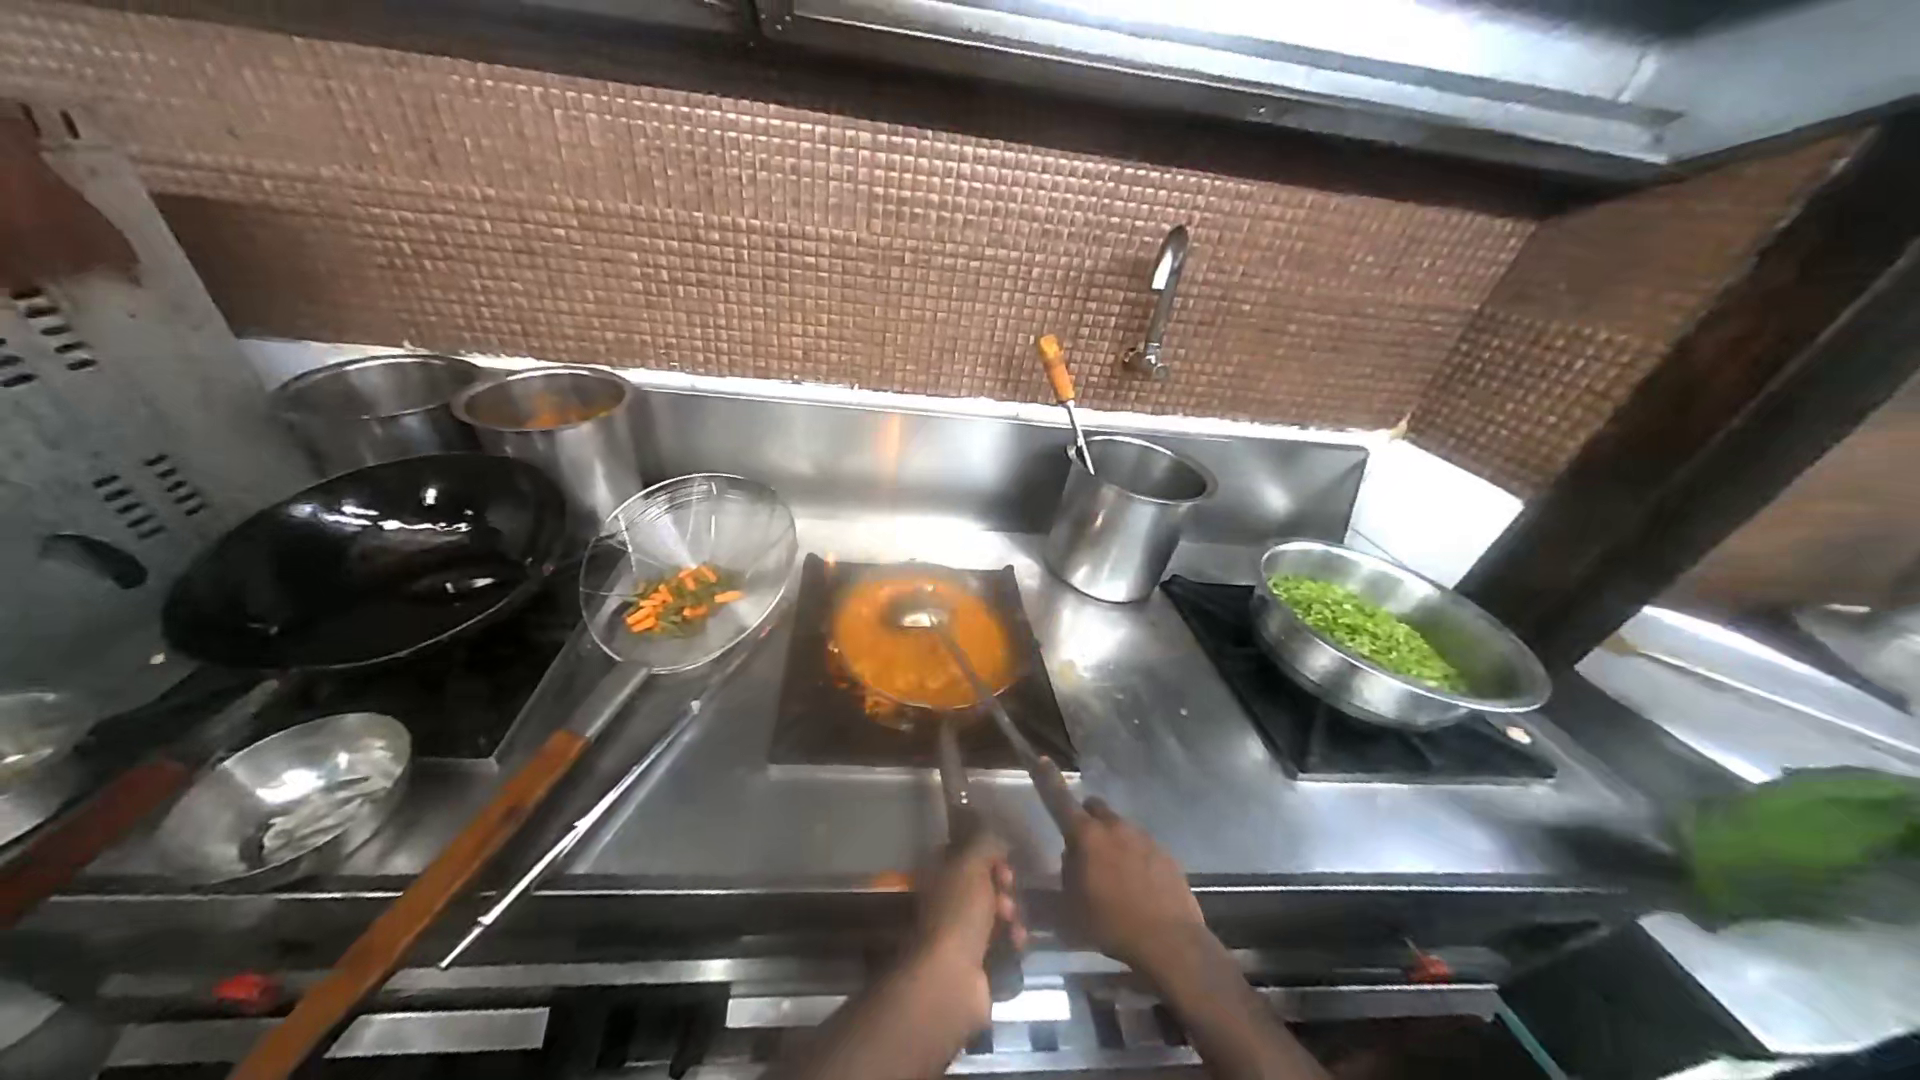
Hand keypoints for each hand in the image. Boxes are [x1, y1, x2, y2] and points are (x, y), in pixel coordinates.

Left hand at [911, 831, 1024, 1024]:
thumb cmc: (959, 912)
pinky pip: (1004, 942)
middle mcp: (947, 902)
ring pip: (997, 913)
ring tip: (1013, 922)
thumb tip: (999, 840)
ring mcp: (961, 934)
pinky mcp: (979, 962)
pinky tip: (1018, 942)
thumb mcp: (972, 865)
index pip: (965, 855)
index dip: (987, 853)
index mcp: (938, 876)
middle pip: (984, 884)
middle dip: (1003, 884)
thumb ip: (986, 844)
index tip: (1003, 857)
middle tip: (1008, 887)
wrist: (953, 978)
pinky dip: (1014, 940)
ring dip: (1012, 913)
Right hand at [1060, 791, 1206, 972]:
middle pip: (1094, 809)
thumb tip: (1070, 858)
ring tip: (1113, 876)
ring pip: (1119, 828)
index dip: (1048, 779)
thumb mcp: (1069, 908)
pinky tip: (1136, 887)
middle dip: (1086, 820)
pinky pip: (1141, 847)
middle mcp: (1114, 827)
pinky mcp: (1164, 854)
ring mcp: (1143, 838)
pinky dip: (1134, 858)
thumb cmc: (1109, 924)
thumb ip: (1064, 876)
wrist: (1169, 942)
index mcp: (1086, 836)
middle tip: (1083, 849)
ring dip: (1111, 842)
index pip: (1060, 799)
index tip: (1041, 760)